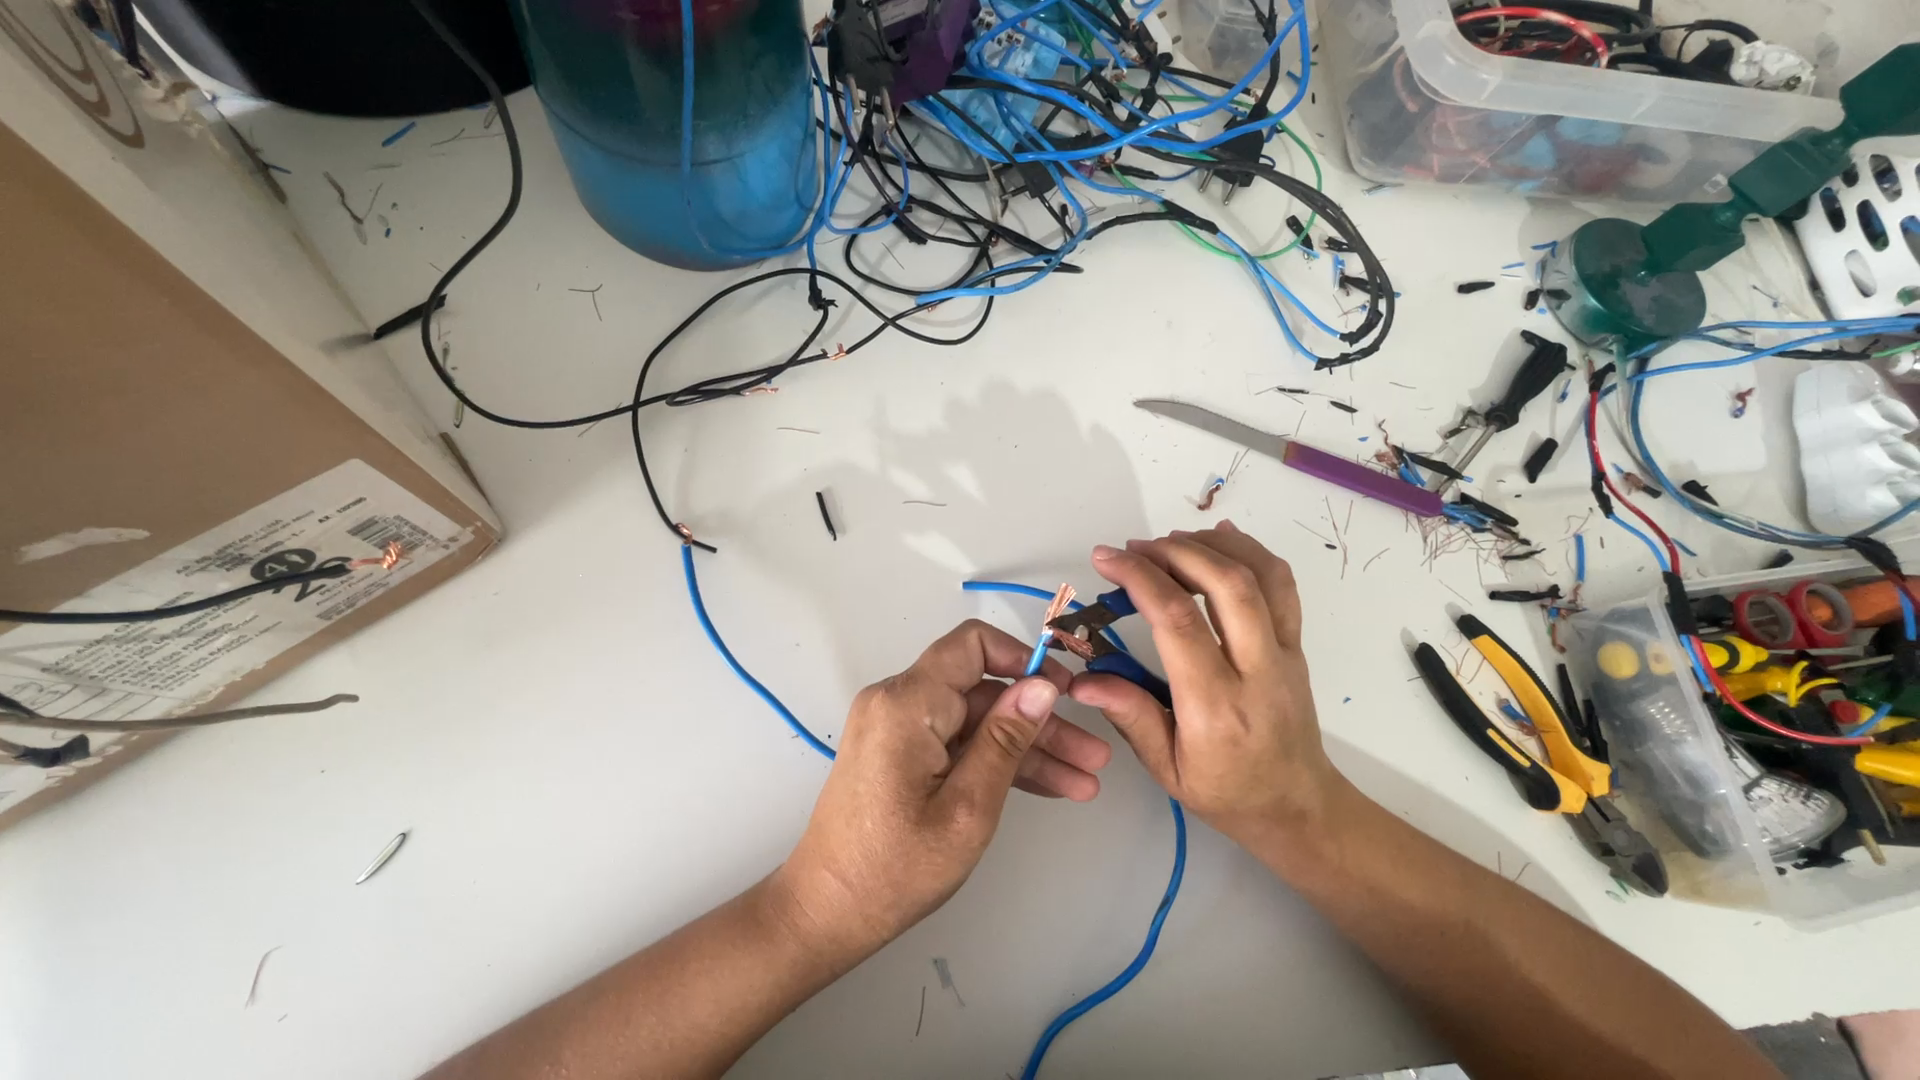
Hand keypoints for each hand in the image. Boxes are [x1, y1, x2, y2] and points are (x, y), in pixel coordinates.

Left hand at [773, 620, 1112, 951]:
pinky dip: (997, 763)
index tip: (1066, 690)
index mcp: (907, 703)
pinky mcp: (901, 755)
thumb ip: (1005, 740)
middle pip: (983, 691)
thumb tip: (1042, 685)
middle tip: (1093, 754)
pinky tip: (1050, 788)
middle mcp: (898, 703)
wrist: (827, 913)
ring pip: (976, 722)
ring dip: (1029, 748)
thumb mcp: (967, 808)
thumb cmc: (896, 867)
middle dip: (1041, 721)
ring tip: (1085, 781)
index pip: (972, 645)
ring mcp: (898, 730)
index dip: (1024, 658)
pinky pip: (958, 744)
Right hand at [1068, 521, 1346, 851]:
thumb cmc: (1226, 792)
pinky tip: (1218, 538)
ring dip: (1212, 545)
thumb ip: (1130, 717)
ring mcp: (1284, 652)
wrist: (1297, 806)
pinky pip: (1282, 584)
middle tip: (1133, 548)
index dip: (1139, 578)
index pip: (1178, 621)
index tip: (1106, 558)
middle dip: (1173, 552)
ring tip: (1168, 541)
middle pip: (1226, 584)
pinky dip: (1251, 550)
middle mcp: (1257, 670)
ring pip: (1260, 575)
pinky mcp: (1296, 644)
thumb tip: (1081, 681)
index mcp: (1216, 706)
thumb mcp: (1167, 769)